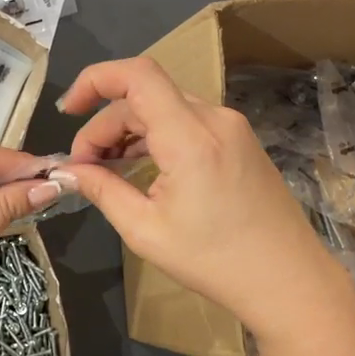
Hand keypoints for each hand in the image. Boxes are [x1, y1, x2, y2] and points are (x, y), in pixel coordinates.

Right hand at [50, 57, 345, 321]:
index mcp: (190, 138)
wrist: (287, 279)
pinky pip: (186, 122)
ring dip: (128, 131)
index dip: (95, 80)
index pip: (137, 76)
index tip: (68, 110)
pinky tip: (140, 168)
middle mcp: (214, 119)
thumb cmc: (213, 261)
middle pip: (145, 96)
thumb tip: (67, 171)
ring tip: (106, 170)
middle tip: (83, 168)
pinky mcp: (239, 141)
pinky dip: (154, 136)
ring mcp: (231, 127)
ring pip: (165, 108)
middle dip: (104, 125)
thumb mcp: (144, 230)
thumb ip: (102, 190)